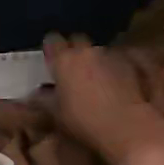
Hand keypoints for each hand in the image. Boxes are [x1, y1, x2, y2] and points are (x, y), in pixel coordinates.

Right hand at [42, 34, 163, 164]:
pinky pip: (113, 60)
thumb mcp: (56, 113)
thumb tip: (35, 94)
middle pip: (77, 40)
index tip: (50, 58)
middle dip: (73, 49)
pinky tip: (110, 84)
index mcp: (63, 60)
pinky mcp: (128, 64)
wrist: (125, 124)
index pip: (52, 40)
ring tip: (92, 78)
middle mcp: (86, 51)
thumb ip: (44, 99)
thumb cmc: (83, 120)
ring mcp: (109, 55)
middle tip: (70, 67)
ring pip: (96, 50)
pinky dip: (109, 68)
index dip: (51, 48)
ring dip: (92, 60)